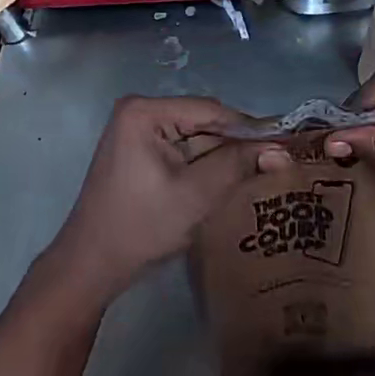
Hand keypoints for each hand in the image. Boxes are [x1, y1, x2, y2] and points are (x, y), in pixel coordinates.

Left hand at [48, 96, 288, 299]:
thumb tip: (281, 150)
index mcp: (145, 111)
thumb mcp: (195, 195)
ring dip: (218, 156)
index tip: (282, 141)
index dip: (247, 126)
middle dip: (233, 144)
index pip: (208, 110)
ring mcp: (135, 130)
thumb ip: (237, 166)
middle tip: (272, 162)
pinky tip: (222, 181)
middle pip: (200, 121)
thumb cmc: (140, 227)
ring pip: (192, 137)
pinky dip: (200, 165)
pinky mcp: (137, 150)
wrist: (91, 265)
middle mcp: (138, 110)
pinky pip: (179, 149)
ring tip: (255, 172)